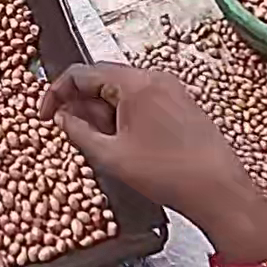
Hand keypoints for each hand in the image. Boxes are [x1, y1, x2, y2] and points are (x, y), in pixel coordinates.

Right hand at [38, 63, 266, 259]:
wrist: (221, 192)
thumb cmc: (165, 173)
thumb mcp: (109, 155)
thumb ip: (77, 131)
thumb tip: (61, 117)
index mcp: (134, 83)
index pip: (81, 74)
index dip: (56, 93)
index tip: (45, 116)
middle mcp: (153, 77)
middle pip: (101, 79)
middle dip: (80, 104)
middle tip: (73, 133)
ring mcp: (170, 89)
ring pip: (120, 91)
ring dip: (101, 112)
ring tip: (102, 144)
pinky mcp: (180, 104)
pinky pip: (139, 99)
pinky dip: (122, 115)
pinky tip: (123, 143)